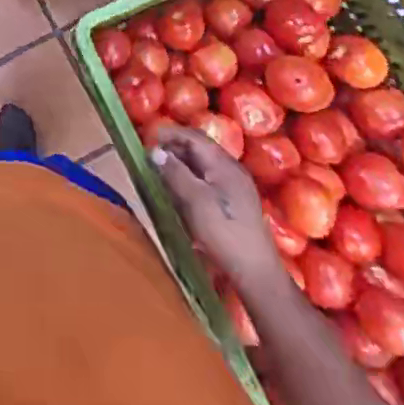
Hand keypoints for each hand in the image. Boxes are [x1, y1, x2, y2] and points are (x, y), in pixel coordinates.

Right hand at [152, 125, 282, 284]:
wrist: (255, 270)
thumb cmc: (222, 231)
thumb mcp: (194, 200)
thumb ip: (175, 172)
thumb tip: (156, 151)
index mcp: (223, 163)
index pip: (194, 136)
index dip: (170, 134)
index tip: (149, 140)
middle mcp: (232, 168)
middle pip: (201, 147)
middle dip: (176, 146)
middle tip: (153, 155)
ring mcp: (237, 184)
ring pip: (205, 163)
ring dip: (183, 162)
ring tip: (163, 171)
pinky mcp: (237, 200)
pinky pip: (211, 177)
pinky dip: (193, 176)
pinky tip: (183, 190)